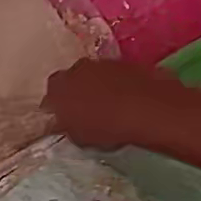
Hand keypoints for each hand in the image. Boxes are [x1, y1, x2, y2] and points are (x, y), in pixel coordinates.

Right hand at [44, 58, 198, 150]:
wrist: (150, 110)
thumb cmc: (107, 127)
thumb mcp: (79, 137)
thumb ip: (65, 127)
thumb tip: (62, 124)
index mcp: (58, 87)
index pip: (49, 98)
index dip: (57, 110)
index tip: (65, 122)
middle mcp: (77, 68)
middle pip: (71, 81)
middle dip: (76, 94)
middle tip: (86, 113)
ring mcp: (104, 63)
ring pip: (95, 75)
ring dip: (99, 88)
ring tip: (111, 109)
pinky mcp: (128, 63)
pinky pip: (117, 76)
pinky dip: (120, 86)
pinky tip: (130, 102)